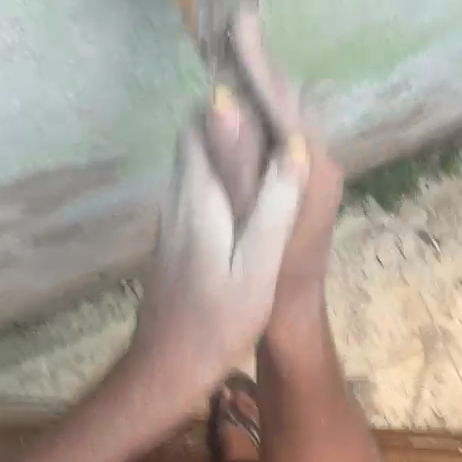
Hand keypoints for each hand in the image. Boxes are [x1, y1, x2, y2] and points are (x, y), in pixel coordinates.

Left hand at [127, 102, 306, 409]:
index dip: (230, 102)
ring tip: (271, 149)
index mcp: (199, 199)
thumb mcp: (257, 267)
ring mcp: (172, 220)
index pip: (201, 125)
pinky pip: (195, 187)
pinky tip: (250, 194)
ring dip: (224, 147)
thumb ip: (273, 206)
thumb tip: (294, 147)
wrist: (166, 367)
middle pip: (194, 138)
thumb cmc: (218, 322)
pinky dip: (220, 176)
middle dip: (229, 119)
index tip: (266, 93)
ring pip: (193, 162)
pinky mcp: (175, 239)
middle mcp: (178, 200)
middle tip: (277, 119)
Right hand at [226, 15, 343, 309]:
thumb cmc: (271, 280)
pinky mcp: (307, 182)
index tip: (238, 21)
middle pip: (288, 101)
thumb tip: (219, 100)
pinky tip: (237, 106)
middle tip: (229, 30)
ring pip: (288, 115)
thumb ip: (237, 162)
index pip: (282, 102)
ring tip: (230, 55)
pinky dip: (261, 114)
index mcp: (313, 170)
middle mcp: (323, 163)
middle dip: (258, 66)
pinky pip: (283, 134)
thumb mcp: (249, 220)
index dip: (256, 61)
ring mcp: (318, 173)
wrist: (294, 319)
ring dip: (260, 86)